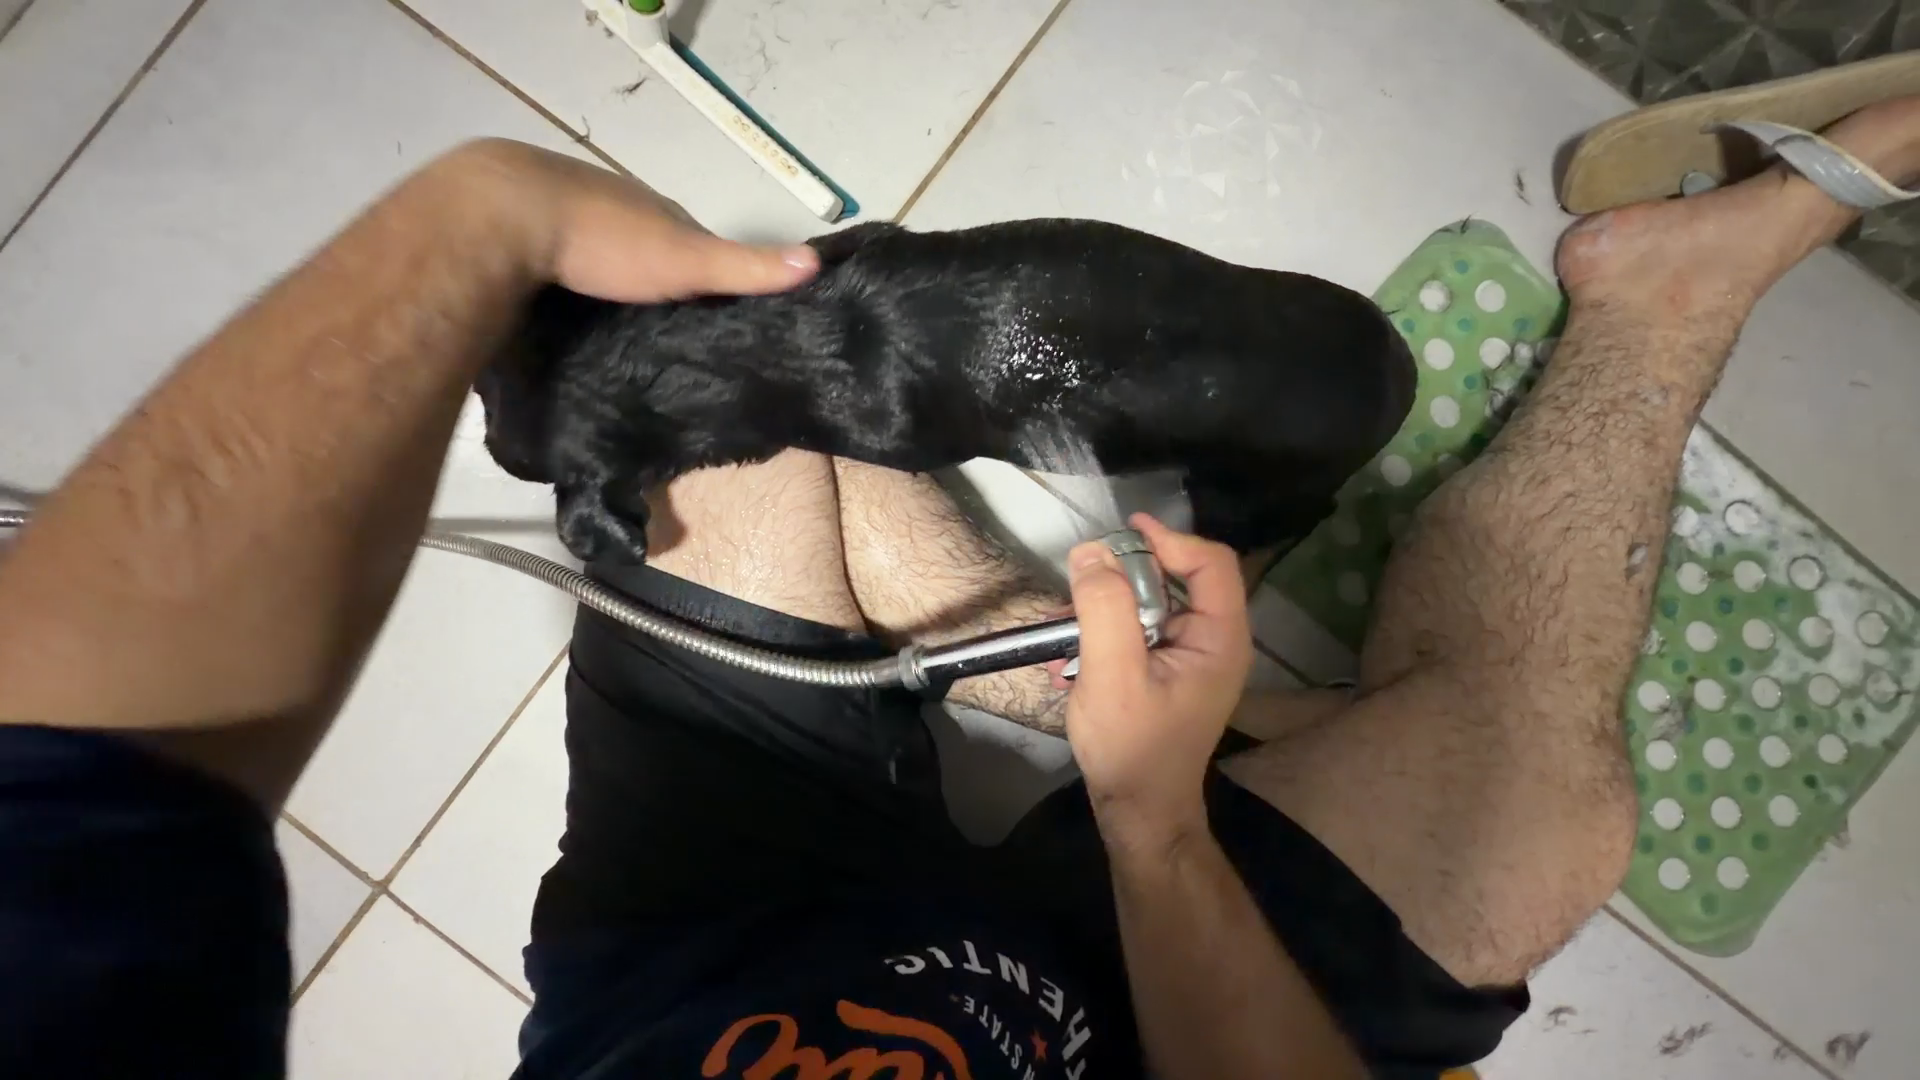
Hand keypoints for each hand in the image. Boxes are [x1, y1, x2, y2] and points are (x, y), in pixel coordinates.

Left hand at [432, 138, 818, 301]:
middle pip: (650, 243)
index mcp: (657, 208)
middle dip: (660, 277)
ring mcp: (563, 209)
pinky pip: (558, 255)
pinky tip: (570, 304)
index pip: (698, 240)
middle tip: (669, 324)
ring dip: (614, 278)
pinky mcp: (519, 227)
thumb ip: (745, 267)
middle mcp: (614, 201)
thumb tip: (816, 263)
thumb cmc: (604, 239)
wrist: (500, 217)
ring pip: (602, 249)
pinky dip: (571, 276)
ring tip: (623, 324)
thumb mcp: (687, 261)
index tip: (720, 311)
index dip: (712, 271)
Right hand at [1057, 513, 1252, 849]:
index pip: (1212, 563)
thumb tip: (1091, 551)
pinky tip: (1068, 662)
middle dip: (1122, 580)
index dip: (1171, 539)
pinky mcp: (1165, 672)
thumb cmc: (1132, 747)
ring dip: (1103, 611)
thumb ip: (1104, 609)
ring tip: (1062, 632)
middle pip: (1176, 579)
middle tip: (1079, 588)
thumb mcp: (1112, 674)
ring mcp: (1189, 659)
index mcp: (1220, 638)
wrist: (1137, 810)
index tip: (1125, 531)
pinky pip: (1135, 633)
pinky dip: (1102, 637)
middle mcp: (1213, 642)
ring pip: (1149, 606)